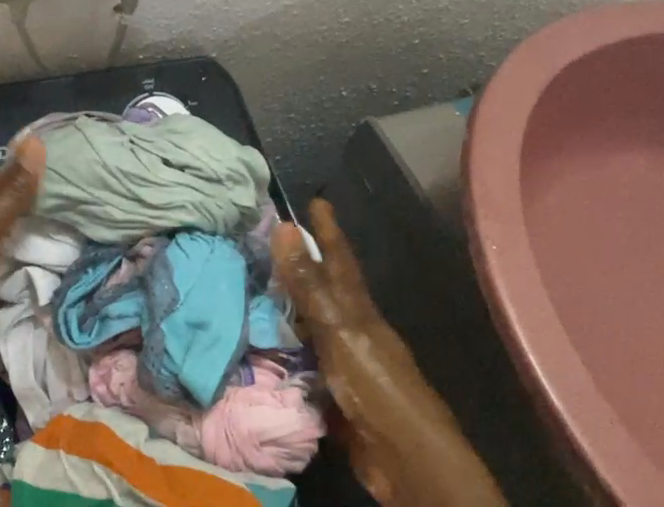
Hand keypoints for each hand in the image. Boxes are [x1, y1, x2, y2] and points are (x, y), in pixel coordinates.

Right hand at [273, 199, 506, 506]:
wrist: (408, 463)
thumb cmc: (378, 388)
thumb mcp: (340, 331)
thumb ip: (310, 285)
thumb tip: (283, 227)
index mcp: (358, 311)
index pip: (339, 261)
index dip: (327, 231)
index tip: (316, 200)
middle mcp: (353, 332)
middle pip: (325, 291)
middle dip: (302, 266)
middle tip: (269, 242)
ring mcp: (345, 365)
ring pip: (311, 327)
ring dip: (287, 310)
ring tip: (255, 290)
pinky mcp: (333, 396)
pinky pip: (302, 364)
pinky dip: (284, 353)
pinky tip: (262, 349)